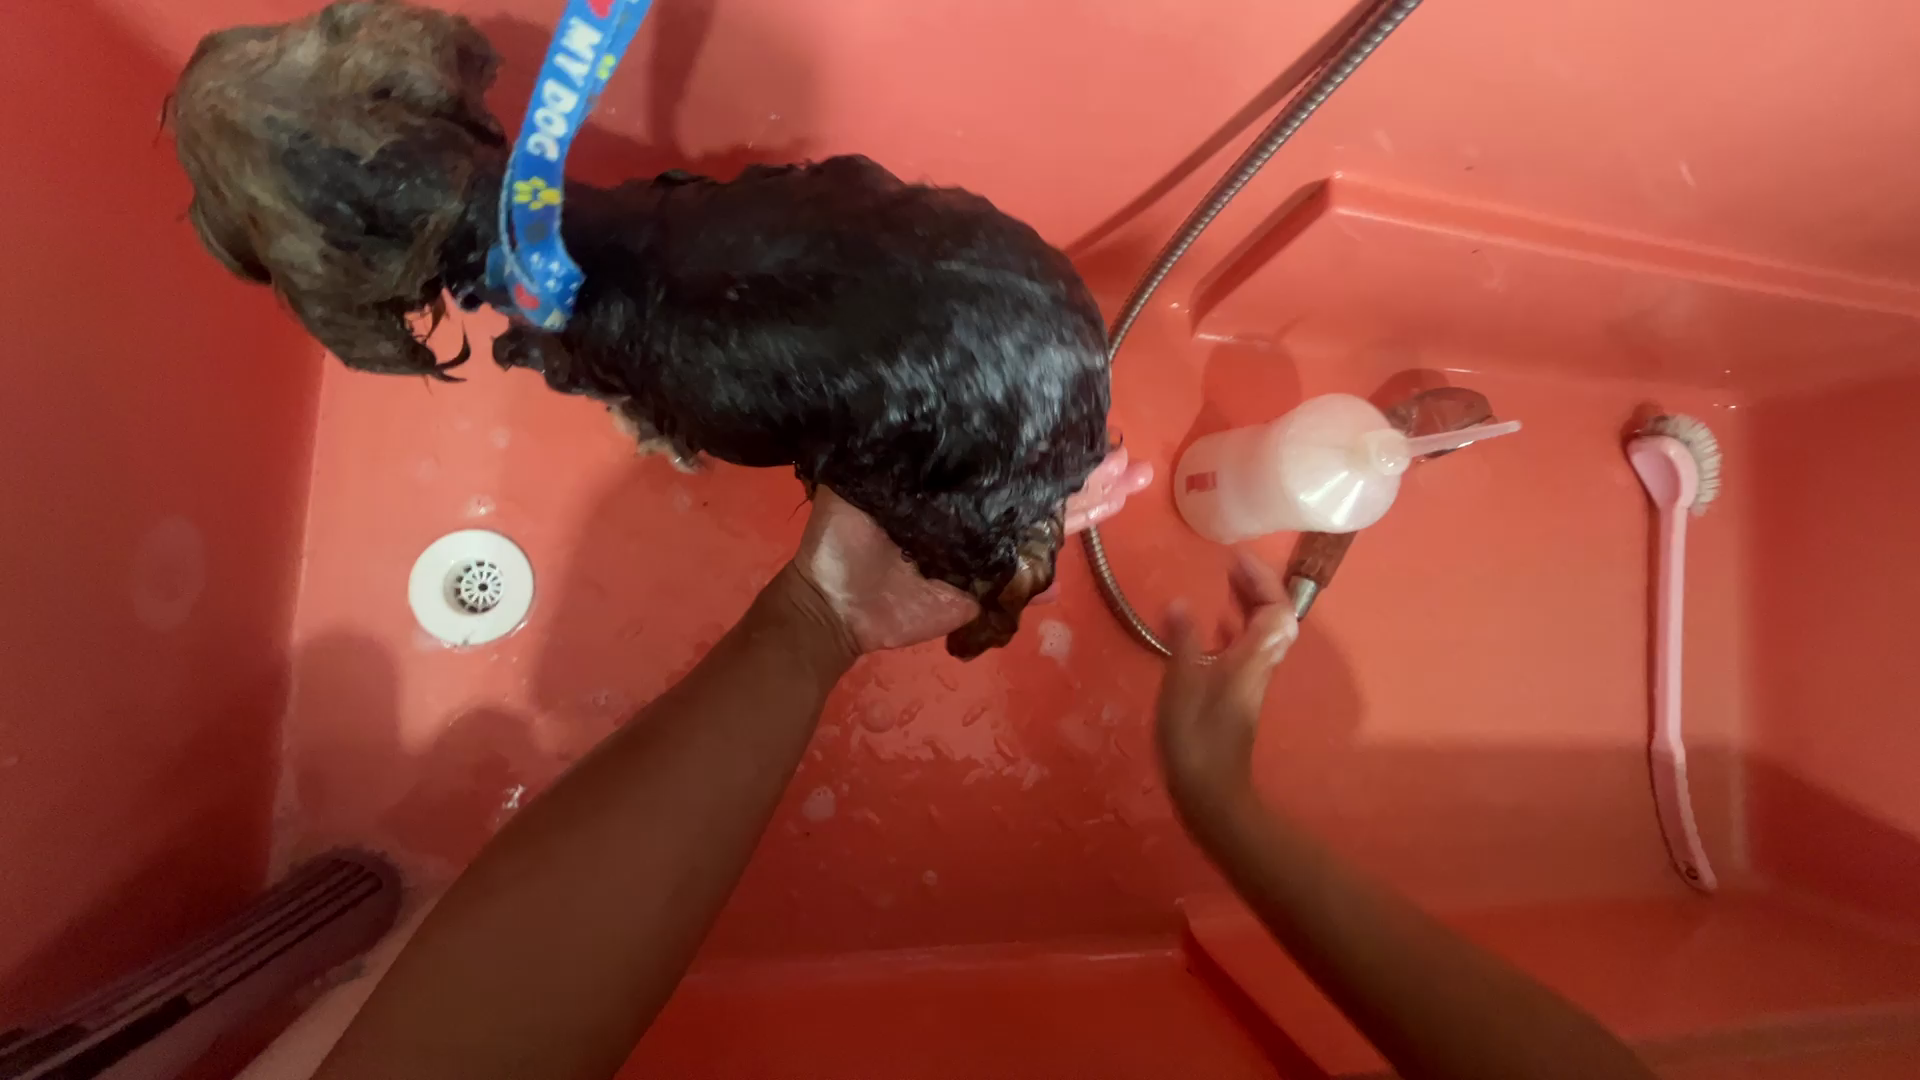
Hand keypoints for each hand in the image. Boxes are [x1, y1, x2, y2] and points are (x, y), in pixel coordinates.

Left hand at [785, 448, 1154, 653]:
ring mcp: (993, 553)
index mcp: (962, 487)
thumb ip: (894, 448)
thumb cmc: (843, 538)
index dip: (1050, 445)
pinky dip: (1060, 568)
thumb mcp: (864, 478)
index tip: (1086, 419)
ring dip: (1093, 506)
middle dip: (1091, 474)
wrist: (836, 601)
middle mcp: (985, 514)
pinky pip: (1033, 579)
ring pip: (1052, 528)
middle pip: (1047, 492)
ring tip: (1133, 483)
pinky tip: (1093, 545)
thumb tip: (926, 403)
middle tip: (1131, 458)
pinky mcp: (991, 589)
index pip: (1015, 462)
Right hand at [1156, 553, 1299, 827]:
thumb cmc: (1194, 739)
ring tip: (1225, 583)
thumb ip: (1182, 643)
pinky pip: (1247, 647)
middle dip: (1259, 586)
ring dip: (1249, 604)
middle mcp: (1258, 666)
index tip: (1235, 559)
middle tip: (1231, 566)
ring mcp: (1250, 680)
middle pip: (1275, 618)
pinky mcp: (1238, 692)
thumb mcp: (1181, 686)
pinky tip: (1215, 624)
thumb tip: (1180, 602)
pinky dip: (1236, 626)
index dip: (1261, 580)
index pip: (1275, 610)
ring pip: (1263, 633)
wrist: (1212, 793)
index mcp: (1249, 660)